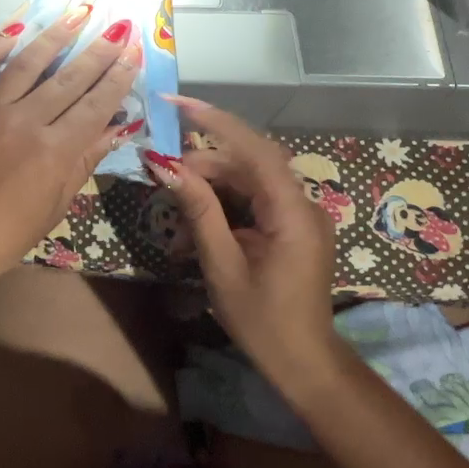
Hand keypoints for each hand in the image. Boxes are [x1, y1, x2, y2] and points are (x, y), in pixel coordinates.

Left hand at [0, 4, 143, 306]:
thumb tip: (116, 128)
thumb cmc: (3, 237)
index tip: (134, 51)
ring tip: (76, 13)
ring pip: (26, 63)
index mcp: (53, 151)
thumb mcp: (54, 206)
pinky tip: (13, 31)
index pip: (95, 104)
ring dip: (54, 36)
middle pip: (68, 78)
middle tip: (117, 25)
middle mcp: (23, 120)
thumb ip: (83, 162)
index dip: (118, 76)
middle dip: (97, 50)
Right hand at [144, 99, 337, 377]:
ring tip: (174, 193)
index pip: (254, 148)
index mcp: (292, 212)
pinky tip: (197, 210)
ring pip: (250, 177)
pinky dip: (225, 197)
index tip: (177, 104)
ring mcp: (300, 215)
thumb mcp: (222, 264)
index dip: (216, 121)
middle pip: (249, 161)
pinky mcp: (292, 226)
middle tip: (163, 169)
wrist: (305, 363)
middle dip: (204, 159)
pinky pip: (256, 196)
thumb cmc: (262, 319)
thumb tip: (165, 166)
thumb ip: (198, 209)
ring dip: (211, 179)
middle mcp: (303, 204)